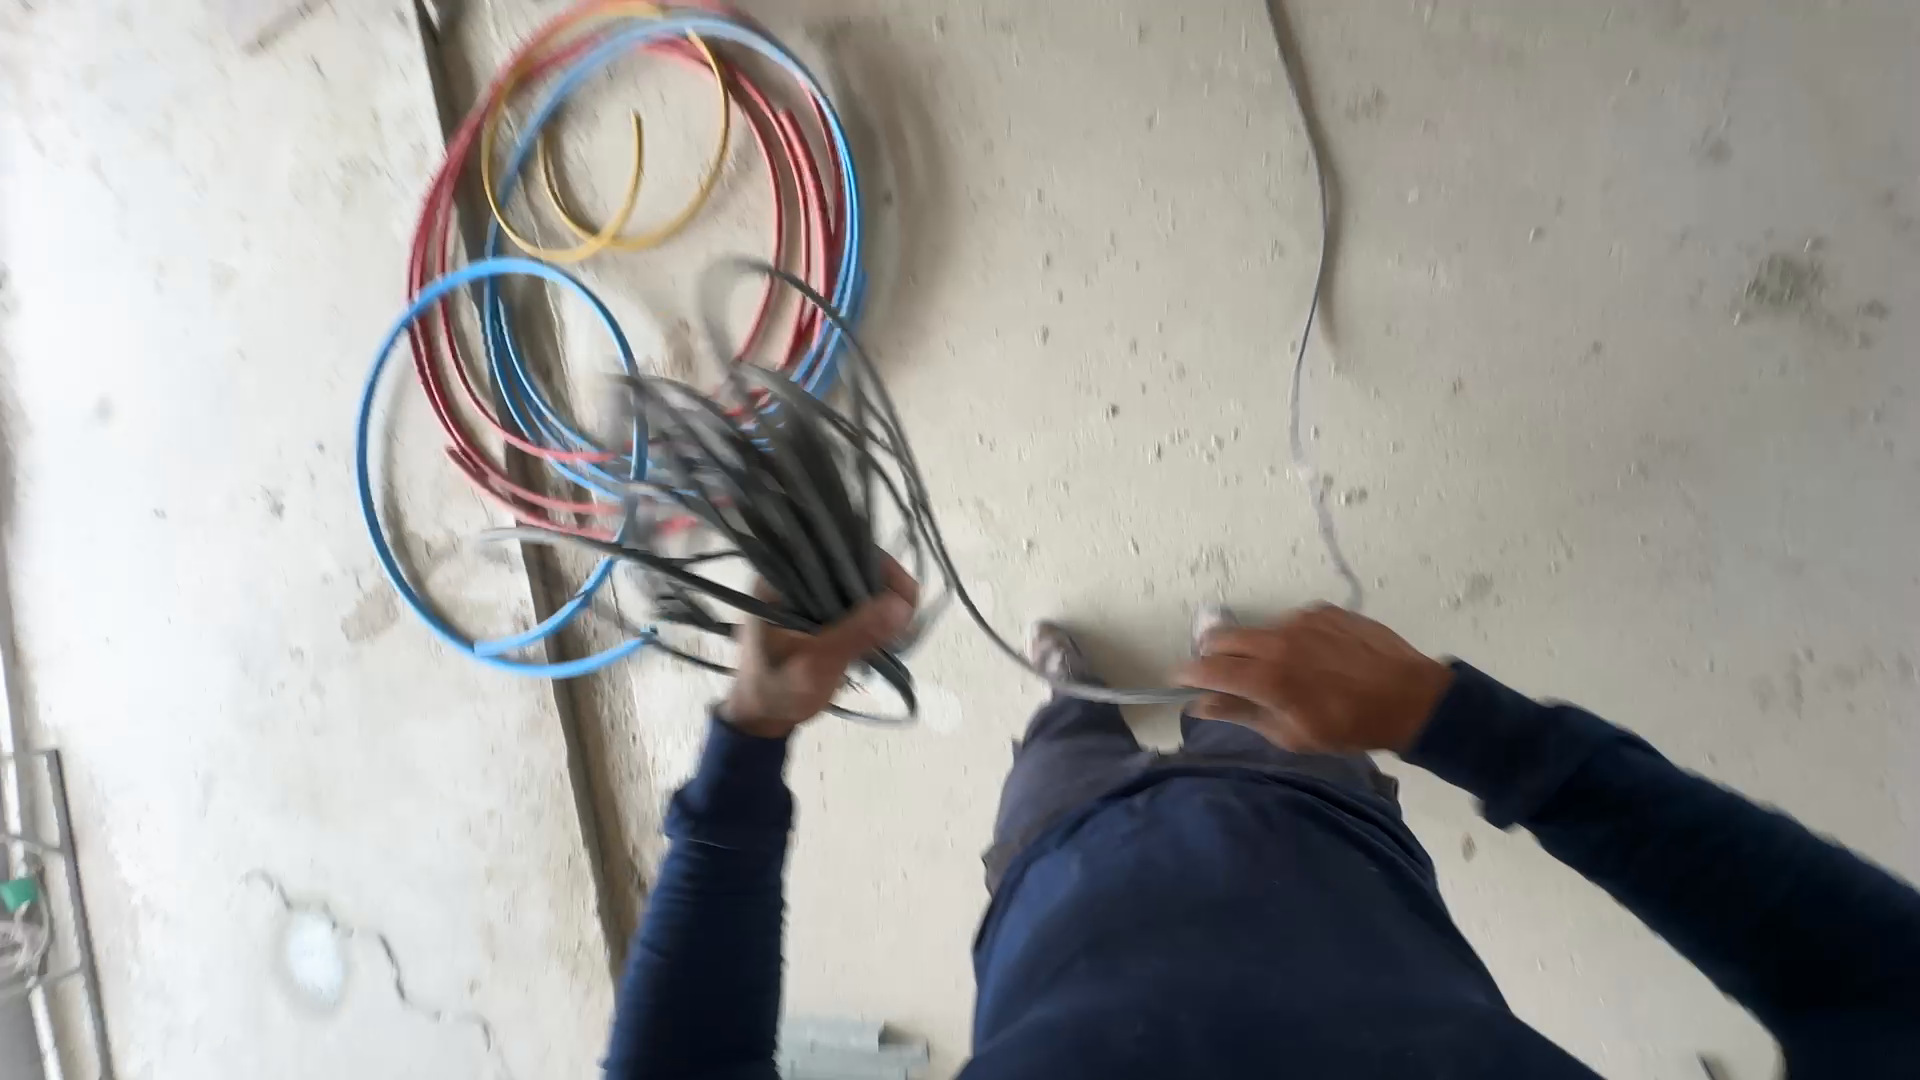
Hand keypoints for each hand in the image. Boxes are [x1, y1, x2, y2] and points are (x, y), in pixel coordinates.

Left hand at [719, 561, 918, 738]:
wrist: (761, 721)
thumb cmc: (778, 692)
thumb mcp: (815, 666)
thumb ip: (855, 634)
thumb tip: (903, 605)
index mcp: (779, 579)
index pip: (834, 549)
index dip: (875, 564)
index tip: (902, 594)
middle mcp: (793, 577)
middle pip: (851, 561)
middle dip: (885, 585)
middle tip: (907, 615)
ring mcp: (807, 592)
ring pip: (858, 580)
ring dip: (883, 600)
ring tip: (901, 626)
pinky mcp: (820, 610)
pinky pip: (856, 599)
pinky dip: (875, 612)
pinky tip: (889, 630)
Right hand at [1174, 604, 1452, 753]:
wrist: (1413, 700)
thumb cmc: (1349, 727)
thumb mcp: (1291, 734)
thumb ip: (1241, 713)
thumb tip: (1199, 705)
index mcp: (1267, 678)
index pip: (1206, 668)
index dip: (1186, 673)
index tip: (1178, 679)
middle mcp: (1277, 642)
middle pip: (1220, 637)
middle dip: (1211, 653)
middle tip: (1221, 672)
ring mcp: (1300, 621)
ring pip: (1257, 631)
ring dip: (1255, 648)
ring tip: (1283, 669)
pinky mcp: (1323, 611)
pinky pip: (1290, 623)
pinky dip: (1289, 639)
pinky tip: (1314, 657)